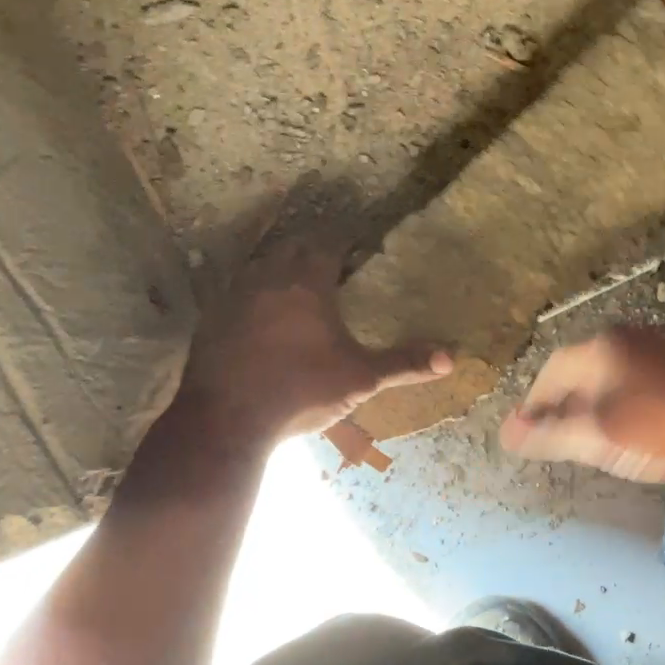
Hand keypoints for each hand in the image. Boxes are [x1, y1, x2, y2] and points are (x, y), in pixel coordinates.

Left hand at [180, 238, 450, 440]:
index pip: (327, 246)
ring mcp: (234, 299)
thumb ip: (404, 364)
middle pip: (291, 250)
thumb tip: (452, 358)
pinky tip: (264, 318)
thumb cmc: (300, 392)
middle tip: (333, 264)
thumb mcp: (361, 379)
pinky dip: (256, 296)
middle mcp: (268, 281)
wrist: (226, 421)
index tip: (358, 245)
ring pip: (261, 268)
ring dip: (281, 270)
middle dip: (312, 251)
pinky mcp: (211, 322)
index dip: (344, 243)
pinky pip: (238, 294)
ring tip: (300, 286)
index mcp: (307, 286)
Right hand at [499, 327, 664, 481]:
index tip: (528, 428)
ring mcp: (663, 346)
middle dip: (566, 402)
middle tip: (557, 435)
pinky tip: (636, 427)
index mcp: (603, 346)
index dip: (535, 402)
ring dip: (597, 402)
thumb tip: (508, 432)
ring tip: (593, 435)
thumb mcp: (597, 436)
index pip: (553, 370)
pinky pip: (642, 380)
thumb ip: (550, 434)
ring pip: (615, 374)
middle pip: (584, 369)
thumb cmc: (662, 429)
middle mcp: (631, 336)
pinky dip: (627, 401)